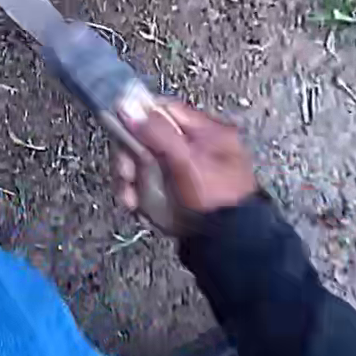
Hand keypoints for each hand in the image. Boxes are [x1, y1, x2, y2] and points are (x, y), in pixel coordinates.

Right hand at [112, 99, 257, 232]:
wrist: (234, 249)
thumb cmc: (218, 203)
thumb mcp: (186, 161)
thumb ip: (157, 132)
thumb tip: (128, 106)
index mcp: (209, 132)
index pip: (165, 109)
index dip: (139, 117)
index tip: (121, 129)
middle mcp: (199, 148)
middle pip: (150, 137)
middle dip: (130, 156)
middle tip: (125, 172)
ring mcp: (189, 171)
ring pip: (146, 162)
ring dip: (131, 177)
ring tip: (129, 196)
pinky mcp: (180, 192)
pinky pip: (151, 182)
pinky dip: (139, 192)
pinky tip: (137, 204)